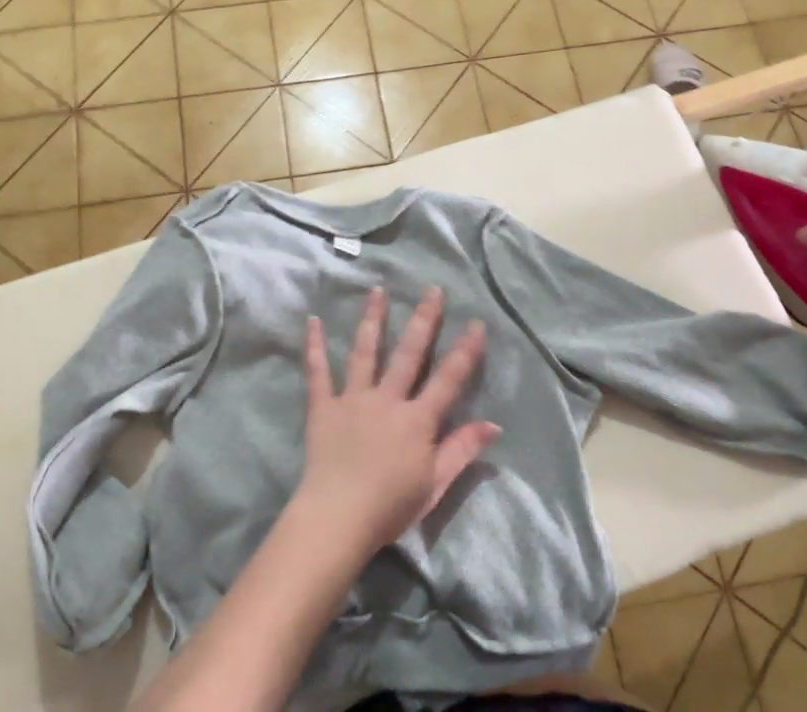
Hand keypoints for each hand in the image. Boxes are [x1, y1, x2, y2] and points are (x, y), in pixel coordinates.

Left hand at [294, 286, 500, 553]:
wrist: (338, 516)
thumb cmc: (390, 506)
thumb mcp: (435, 484)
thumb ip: (462, 450)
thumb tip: (493, 424)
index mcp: (418, 419)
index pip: (448, 379)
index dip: (465, 351)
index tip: (476, 323)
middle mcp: (387, 400)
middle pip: (409, 353)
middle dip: (424, 320)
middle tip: (432, 289)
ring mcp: (353, 399)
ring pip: (365, 352)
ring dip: (373, 319)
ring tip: (377, 290)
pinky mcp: (323, 407)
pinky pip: (318, 372)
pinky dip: (314, 345)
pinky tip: (313, 320)